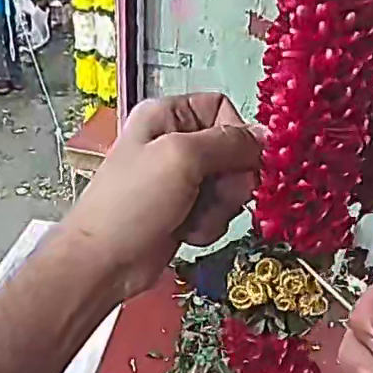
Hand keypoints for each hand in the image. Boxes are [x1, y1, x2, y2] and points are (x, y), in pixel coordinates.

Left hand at [61, 92, 262, 301]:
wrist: (105, 262)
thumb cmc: (132, 204)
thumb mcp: (182, 158)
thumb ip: (229, 143)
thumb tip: (267, 136)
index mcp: (168, 116)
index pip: (223, 110)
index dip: (237, 137)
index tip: (240, 163)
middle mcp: (176, 143)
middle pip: (234, 153)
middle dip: (230, 181)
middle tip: (213, 196)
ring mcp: (182, 180)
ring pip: (230, 187)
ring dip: (219, 208)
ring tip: (191, 217)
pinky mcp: (186, 210)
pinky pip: (219, 212)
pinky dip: (209, 225)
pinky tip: (187, 232)